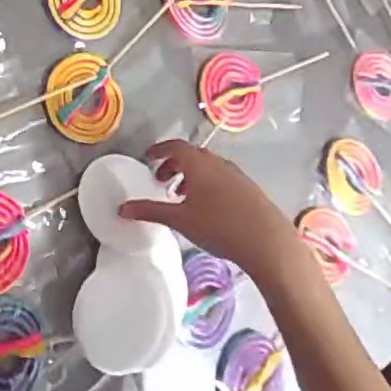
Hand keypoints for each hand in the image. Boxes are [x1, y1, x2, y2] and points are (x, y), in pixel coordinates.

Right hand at [118, 140, 301, 280]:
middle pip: (193, 155)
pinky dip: (207, 184)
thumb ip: (149, 211)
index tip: (148, 156)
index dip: (160, 149)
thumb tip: (122, 209)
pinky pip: (222, 178)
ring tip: (181, 195)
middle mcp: (219, 165)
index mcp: (200, 165)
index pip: (176, 147)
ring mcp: (238, 176)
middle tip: (161, 179)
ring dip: (191, 175)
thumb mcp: (179, 220)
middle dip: (174, 164)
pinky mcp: (249, 190)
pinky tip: (205, 207)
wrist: (269, 243)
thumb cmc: (219, 226)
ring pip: (209, 167)